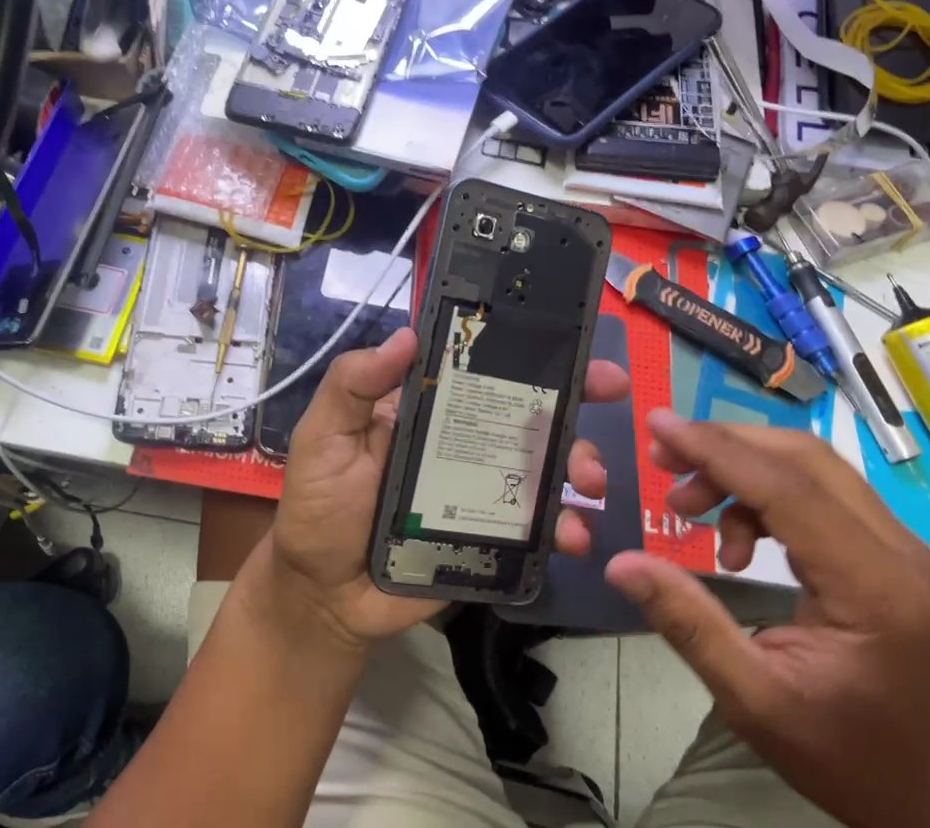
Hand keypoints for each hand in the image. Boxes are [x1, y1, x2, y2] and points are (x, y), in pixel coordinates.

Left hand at [263, 327, 629, 648]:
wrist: (325, 595)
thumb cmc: (320, 507)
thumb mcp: (323, 437)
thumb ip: (352, 386)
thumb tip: (406, 335)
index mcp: (430, 411)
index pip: (485, 370)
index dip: (531, 354)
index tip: (577, 347)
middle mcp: (465, 444)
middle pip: (530, 415)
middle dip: (577, 402)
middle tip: (609, 395)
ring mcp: (484, 493)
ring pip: (546, 469)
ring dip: (580, 465)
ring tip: (587, 480)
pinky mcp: (493, 542)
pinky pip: (539, 530)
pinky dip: (566, 529)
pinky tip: (572, 537)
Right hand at [581, 413, 929, 827]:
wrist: (928, 798)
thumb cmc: (843, 756)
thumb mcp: (753, 700)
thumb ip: (688, 623)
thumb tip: (621, 562)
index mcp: (873, 588)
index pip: (787, 490)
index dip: (716, 450)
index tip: (657, 424)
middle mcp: (900, 553)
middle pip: (807, 461)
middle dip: (726, 448)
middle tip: (663, 459)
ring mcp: (903, 551)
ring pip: (815, 471)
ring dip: (743, 472)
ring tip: (688, 511)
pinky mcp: (892, 557)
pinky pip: (823, 497)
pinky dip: (766, 498)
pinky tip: (735, 544)